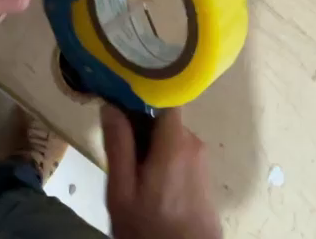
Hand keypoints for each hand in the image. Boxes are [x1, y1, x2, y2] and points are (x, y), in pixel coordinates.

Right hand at [102, 106, 221, 238]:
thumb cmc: (150, 229)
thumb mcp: (122, 192)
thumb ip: (118, 145)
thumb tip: (111, 106)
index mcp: (175, 142)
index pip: (164, 96)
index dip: (143, 92)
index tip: (120, 96)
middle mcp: (194, 144)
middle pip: (165, 118)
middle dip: (141, 126)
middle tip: (120, 146)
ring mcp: (202, 161)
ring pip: (171, 137)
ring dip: (152, 146)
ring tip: (133, 170)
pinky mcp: (204, 177)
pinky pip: (180, 154)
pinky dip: (164, 159)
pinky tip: (150, 182)